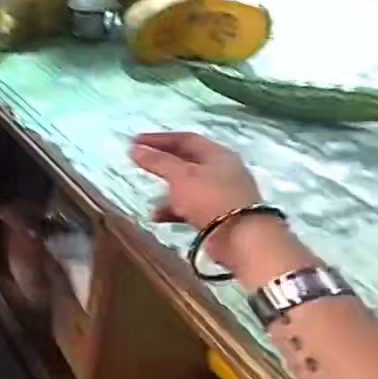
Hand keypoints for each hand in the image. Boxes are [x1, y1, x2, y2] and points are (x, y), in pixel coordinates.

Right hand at [131, 132, 314, 281]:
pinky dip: (173, 210)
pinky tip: (158, 217)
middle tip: (140, 163)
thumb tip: (135, 149)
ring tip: (149, 197)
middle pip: (186, 161)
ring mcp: (221, 194)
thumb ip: (157, 161)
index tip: (135, 141)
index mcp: (217, 155)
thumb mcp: (181, 176)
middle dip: (162, 164)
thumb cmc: (211, 199)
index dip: (159, 139)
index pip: (185, 139)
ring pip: (187, 186)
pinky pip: (190, 207)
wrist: (242, 239)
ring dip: (166, 190)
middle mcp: (222, 171)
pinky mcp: (218, 215)